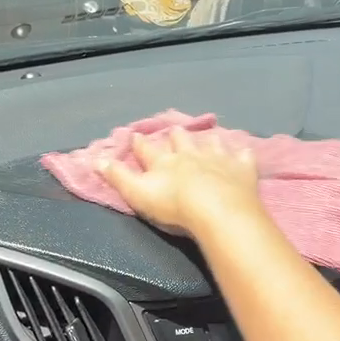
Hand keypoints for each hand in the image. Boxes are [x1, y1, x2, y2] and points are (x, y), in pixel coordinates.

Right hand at [95, 127, 264, 238]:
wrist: (217, 209)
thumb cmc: (173, 205)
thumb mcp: (137, 193)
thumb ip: (117, 177)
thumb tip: (95, 159)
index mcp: (163, 161)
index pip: (147, 149)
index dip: (139, 143)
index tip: (135, 135)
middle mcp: (190, 153)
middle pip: (181, 140)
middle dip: (177, 136)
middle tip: (176, 131)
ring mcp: (218, 158)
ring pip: (212, 143)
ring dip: (209, 140)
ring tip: (209, 138)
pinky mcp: (242, 168)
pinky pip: (244, 156)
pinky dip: (242, 153)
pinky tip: (243, 151)